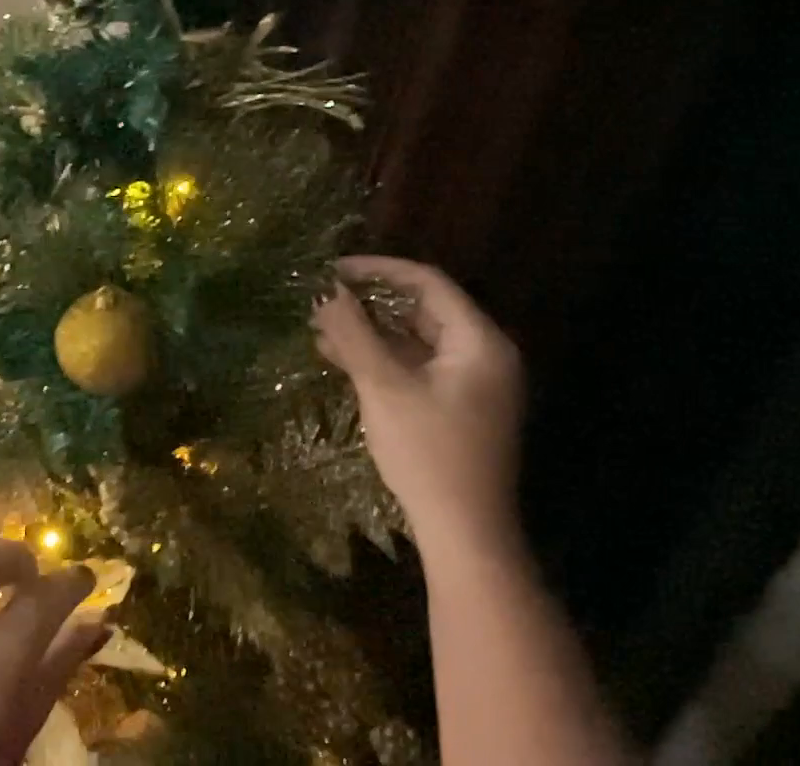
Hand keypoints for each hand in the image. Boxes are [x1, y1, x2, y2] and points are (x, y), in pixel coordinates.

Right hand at [313, 255, 526, 561]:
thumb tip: (321, 288)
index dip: (376, 270)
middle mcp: (481, 354)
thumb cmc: (427, 451)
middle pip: (421, 309)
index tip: (329, 270)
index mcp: (479, 342)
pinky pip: (413, 365)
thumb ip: (352, 332)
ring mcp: (469, 382)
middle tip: (320, 298)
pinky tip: (337, 357)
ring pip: (413, 339)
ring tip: (317, 326)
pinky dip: (378, 357)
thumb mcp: (383, 385)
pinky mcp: (453, 405)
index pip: (427, 283)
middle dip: (367, 301)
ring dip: (367, 330)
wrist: (463, 530)